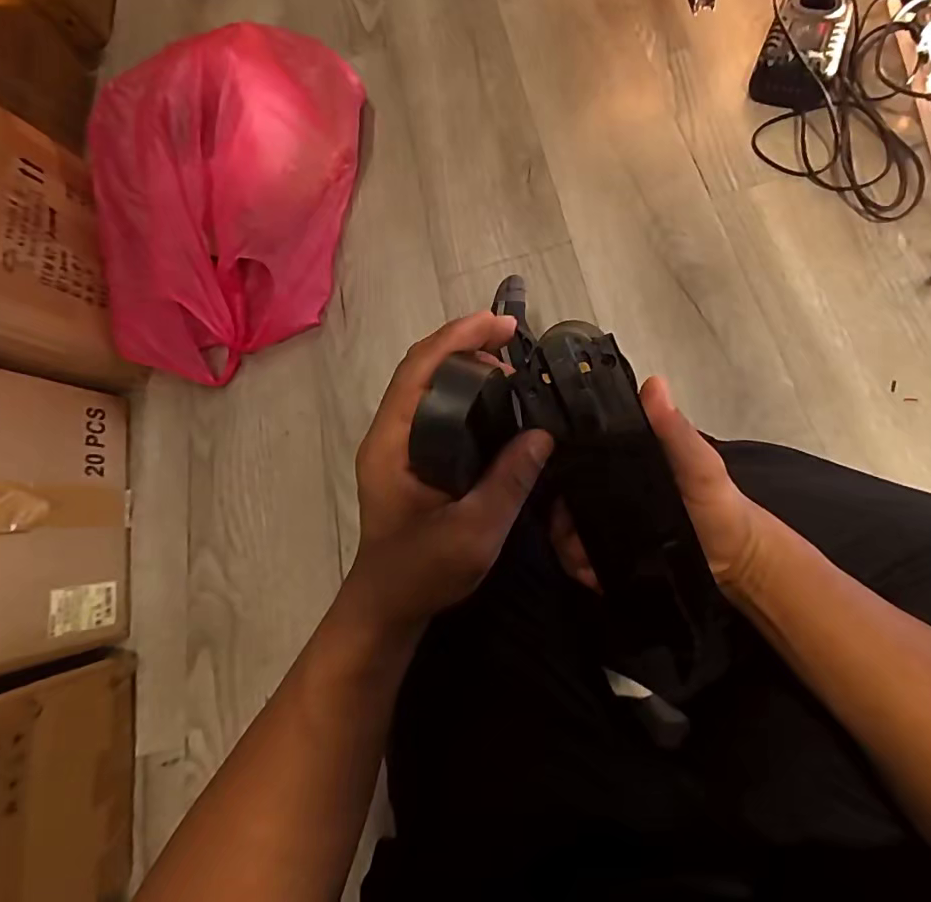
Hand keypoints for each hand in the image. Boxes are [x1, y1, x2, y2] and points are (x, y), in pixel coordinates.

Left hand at [346, 312, 554, 629]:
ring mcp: (396, 445)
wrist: (387, 606)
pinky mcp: (410, 457)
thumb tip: (544, 434)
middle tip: (512, 342)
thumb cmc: (421, 572)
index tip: (502, 325)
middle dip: (465, 343)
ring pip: (427, 384)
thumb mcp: (474, 532)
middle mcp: (388, 434)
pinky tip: (493, 399)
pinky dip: (462, 389)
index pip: (420, 370)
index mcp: (392, 443)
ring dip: (463, 363)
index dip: (459, 338)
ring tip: (508, 364)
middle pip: (422, 368)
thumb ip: (508, 481)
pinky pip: (435, 406)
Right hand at [549, 376, 783, 601]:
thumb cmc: (716, 501)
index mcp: (620, 460)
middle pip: (560, 495)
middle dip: (555, 511)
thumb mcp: (699, 463)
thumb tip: (654, 384)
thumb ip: (676, 430)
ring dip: (564, 543)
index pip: (573, 453)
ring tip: (580, 555)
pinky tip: (589, 572)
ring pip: (564, 530)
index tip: (543, 467)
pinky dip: (578, 567)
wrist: (733, 558)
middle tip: (564, 524)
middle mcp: (604, 490)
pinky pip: (579, 560)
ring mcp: (604, 525)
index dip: (553, 459)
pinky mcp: (608, 557)